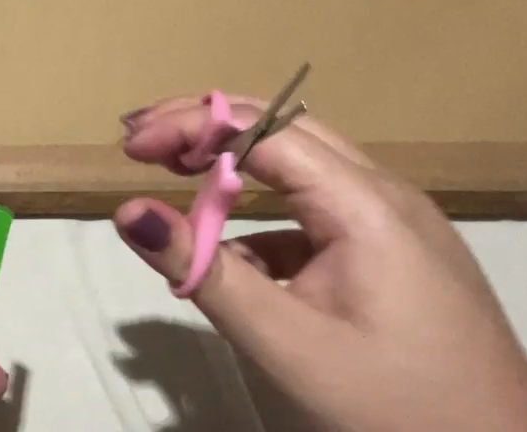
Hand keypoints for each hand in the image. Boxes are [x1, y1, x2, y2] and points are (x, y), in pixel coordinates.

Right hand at [115, 97, 526, 431]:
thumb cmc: (398, 409)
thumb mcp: (286, 343)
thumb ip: (203, 270)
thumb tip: (127, 210)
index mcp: (366, 206)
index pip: (260, 129)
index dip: (187, 126)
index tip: (129, 150)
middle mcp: (385, 196)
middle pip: (278, 127)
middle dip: (201, 124)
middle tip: (137, 140)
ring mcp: (397, 224)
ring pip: (297, 160)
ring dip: (228, 157)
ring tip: (169, 168)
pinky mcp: (396, 255)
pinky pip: (315, 205)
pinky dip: (260, 207)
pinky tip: (232, 249)